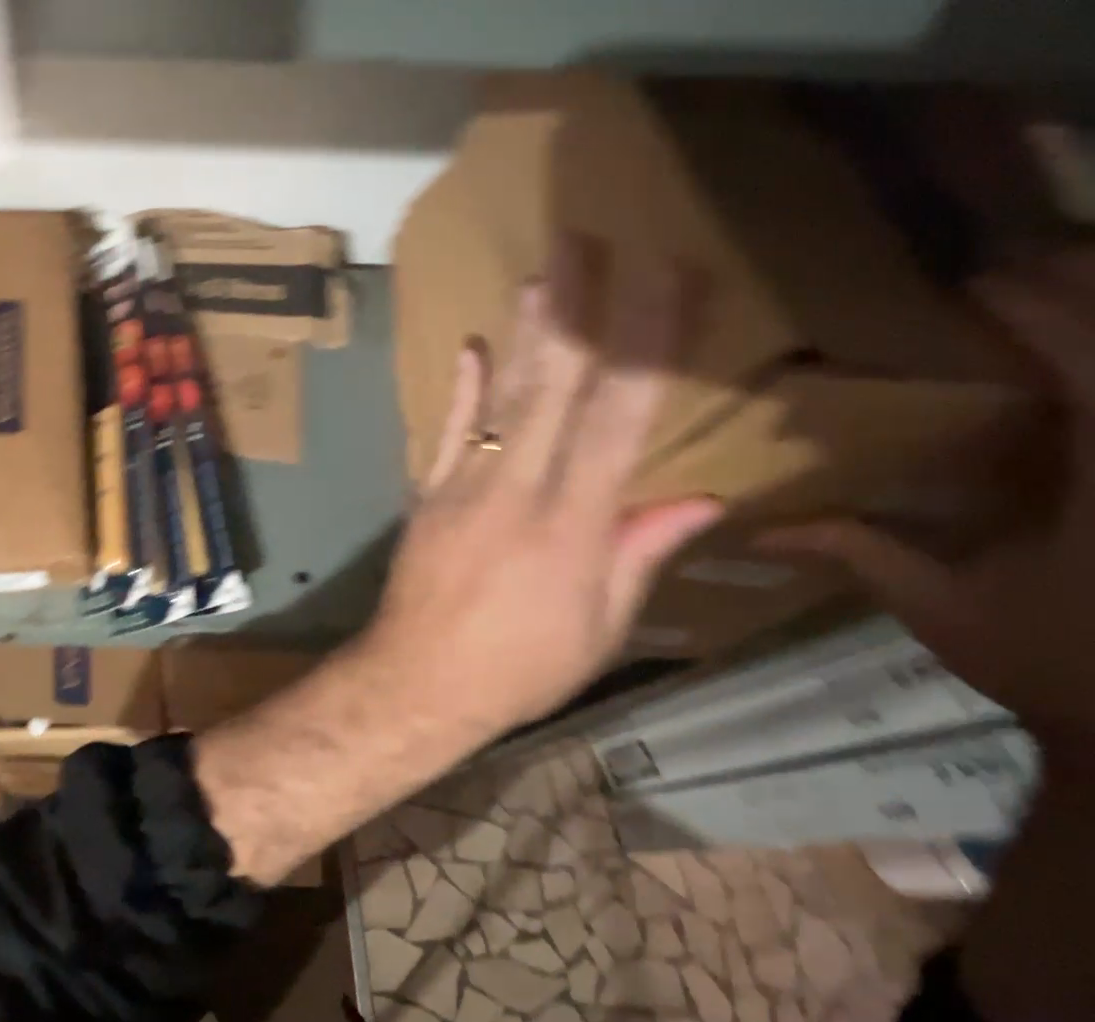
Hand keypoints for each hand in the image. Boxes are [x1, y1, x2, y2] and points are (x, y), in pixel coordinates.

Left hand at [353, 234, 722, 738]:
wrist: (415, 683)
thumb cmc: (519, 668)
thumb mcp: (600, 625)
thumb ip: (641, 552)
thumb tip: (703, 499)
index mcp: (574, 523)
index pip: (620, 416)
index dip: (647, 343)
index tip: (670, 280)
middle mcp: (518, 491)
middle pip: (554, 388)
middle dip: (576, 311)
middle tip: (586, 242)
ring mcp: (463, 488)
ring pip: (501, 399)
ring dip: (523, 335)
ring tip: (541, 275)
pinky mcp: (427, 497)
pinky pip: (448, 434)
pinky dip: (463, 391)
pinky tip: (473, 349)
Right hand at [763, 252, 1094, 755]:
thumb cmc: (1045, 662)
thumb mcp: (940, 607)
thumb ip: (858, 555)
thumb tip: (755, 534)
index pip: (1088, 365)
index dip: (1040, 312)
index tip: (978, 284)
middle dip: (1082, 291)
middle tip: (1016, 264)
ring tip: (1051, 291)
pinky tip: (1064, 371)